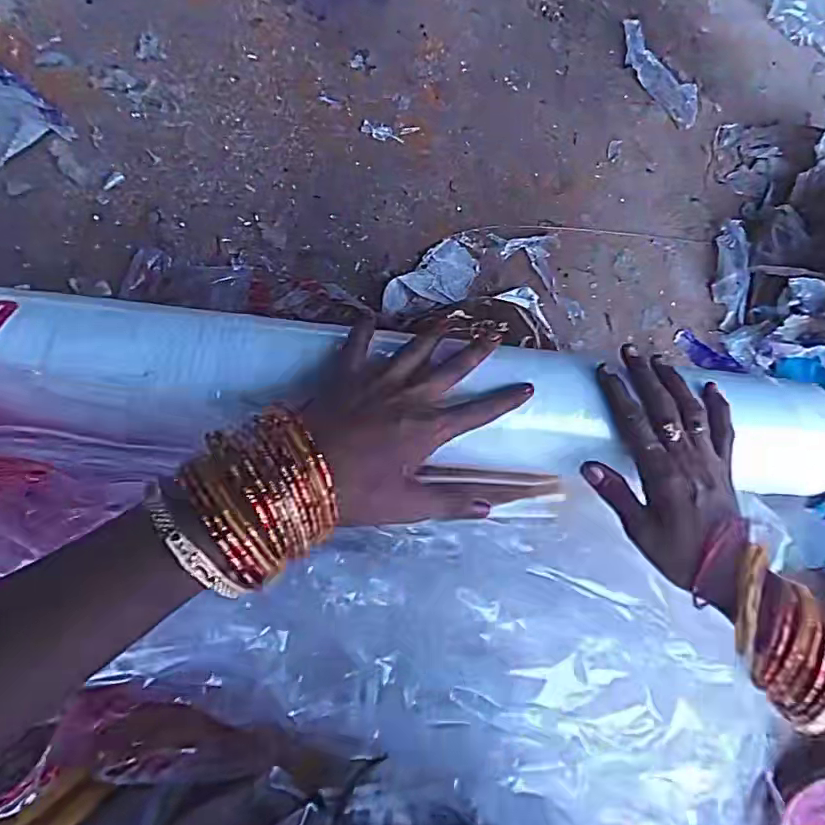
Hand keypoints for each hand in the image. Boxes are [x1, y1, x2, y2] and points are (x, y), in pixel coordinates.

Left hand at [303, 317, 555, 525]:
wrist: (296, 474)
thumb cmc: (356, 493)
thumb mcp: (407, 504)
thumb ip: (449, 503)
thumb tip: (488, 508)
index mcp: (428, 429)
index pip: (478, 412)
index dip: (505, 400)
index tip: (527, 387)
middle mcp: (409, 398)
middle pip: (451, 369)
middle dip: (476, 351)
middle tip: (495, 334)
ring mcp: (376, 383)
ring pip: (413, 351)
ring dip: (434, 333)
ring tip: (450, 318)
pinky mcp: (345, 377)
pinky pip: (356, 347)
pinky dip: (362, 332)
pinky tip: (368, 317)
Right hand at [581, 345, 742, 609]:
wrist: (729, 572)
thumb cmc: (678, 555)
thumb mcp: (640, 531)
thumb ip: (616, 495)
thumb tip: (588, 465)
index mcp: (661, 474)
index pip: (635, 425)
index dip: (620, 395)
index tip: (606, 372)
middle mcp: (687, 459)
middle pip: (664, 409)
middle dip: (646, 377)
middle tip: (630, 352)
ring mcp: (711, 460)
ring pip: (693, 411)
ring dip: (676, 383)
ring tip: (661, 360)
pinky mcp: (727, 466)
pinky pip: (725, 429)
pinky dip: (719, 406)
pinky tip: (711, 387)